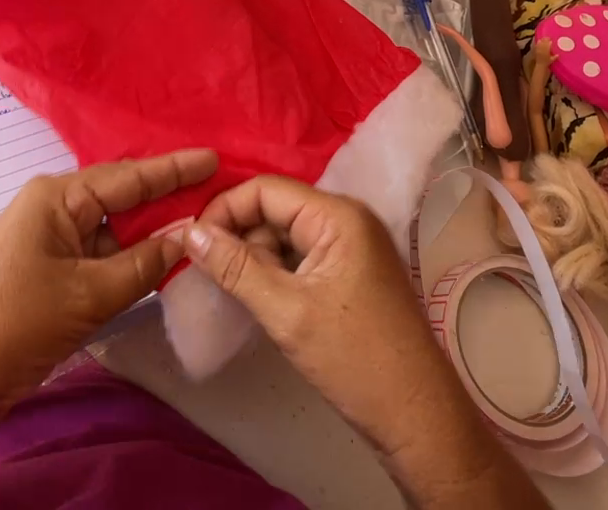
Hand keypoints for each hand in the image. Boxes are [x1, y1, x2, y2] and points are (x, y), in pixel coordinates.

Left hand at [0, 148, 218, 414]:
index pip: (128, 176)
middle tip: (219, 193)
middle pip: (121, 197)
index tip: (215, 157)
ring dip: (150, 232)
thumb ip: (144, 263)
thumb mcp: (89, 293)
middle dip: (166, 197)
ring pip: (113, 229)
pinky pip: (100, 254)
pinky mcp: (50, 271)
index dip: (174, 169)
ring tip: (203, 226)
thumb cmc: (16, 321)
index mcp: (57, 196)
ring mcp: (51, 240)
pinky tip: (163, 261)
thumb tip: (187, 234)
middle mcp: (54, 207)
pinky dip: (130, 258)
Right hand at [185, 177, 539, 507]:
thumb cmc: (353, 360)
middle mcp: (346, 219)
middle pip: (274, 208)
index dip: (225, 210)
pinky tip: (256, 294)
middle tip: (206, 269)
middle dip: (237, 234)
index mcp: (337, 216)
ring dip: (254, 255)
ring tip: (230, 286)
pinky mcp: (350, 270)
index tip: (193, 243)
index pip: (265, 190)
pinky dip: (274, 269)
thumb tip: (189, 232)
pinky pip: (300, 254)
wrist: (418, 418)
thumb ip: (234, 267)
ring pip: (284, 233)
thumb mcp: (285, 312)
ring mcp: (351, 245)